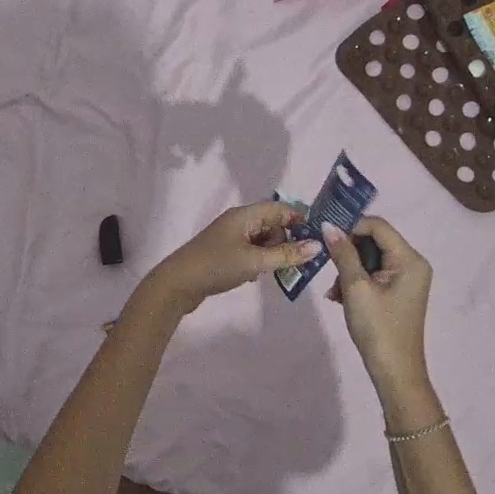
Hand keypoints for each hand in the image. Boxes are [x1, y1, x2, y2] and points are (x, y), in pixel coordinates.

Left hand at [146, 201, 321, 312]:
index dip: (298, 219)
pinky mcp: (225, 254)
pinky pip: (251, 252)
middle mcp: (238, 222)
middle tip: (292, 262)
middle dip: (286, 241)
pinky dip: (259, 262)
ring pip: (262, 241)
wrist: (177, 285)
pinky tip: (255, 276)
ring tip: (274, 272)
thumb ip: (286, 254)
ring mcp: (230, 238)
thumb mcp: (254, 261)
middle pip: (272, 224)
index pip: (279, 208)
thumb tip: (317, 246)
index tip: (315, 238)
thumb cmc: (216, 266)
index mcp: (244, 215)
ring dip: (272, 254)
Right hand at [324, 217, 432, 392]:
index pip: (378, 226)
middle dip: (348, 251)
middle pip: (374, 241)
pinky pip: (373, 274)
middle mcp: (412, 264)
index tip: (324, 235)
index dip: (350, 226)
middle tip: (326, 264)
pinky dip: (355, 281)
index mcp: (409, 259)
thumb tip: (328, 226)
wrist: (394, 371)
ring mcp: (406, 279)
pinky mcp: (398, 292)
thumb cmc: (378, 328)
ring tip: (333, 290)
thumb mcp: (356, 288)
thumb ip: (343, 254)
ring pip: (370, 258)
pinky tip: (339, 297)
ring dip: (348, 268)